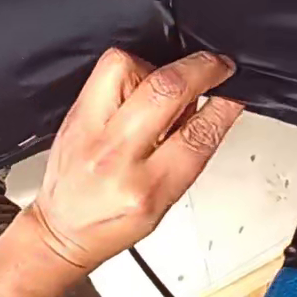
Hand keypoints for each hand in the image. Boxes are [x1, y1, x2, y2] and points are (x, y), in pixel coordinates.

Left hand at [26, 48, 244, 271]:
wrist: (63, 229)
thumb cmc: (113, 222)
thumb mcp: (165, 202)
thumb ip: (189, 154)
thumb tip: (212, 108)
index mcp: (148, 188)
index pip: (197, 135)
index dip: (224, 106)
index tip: (234, 92)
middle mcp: (116, 158)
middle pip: (166, 90)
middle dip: (201, 68)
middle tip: (216, 67)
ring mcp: (91, 133)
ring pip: (129, 68)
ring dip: (160, 67)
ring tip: (166, 85)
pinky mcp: (74, 115)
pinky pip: (104, 71)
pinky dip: (130, 68)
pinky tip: (137, 85)